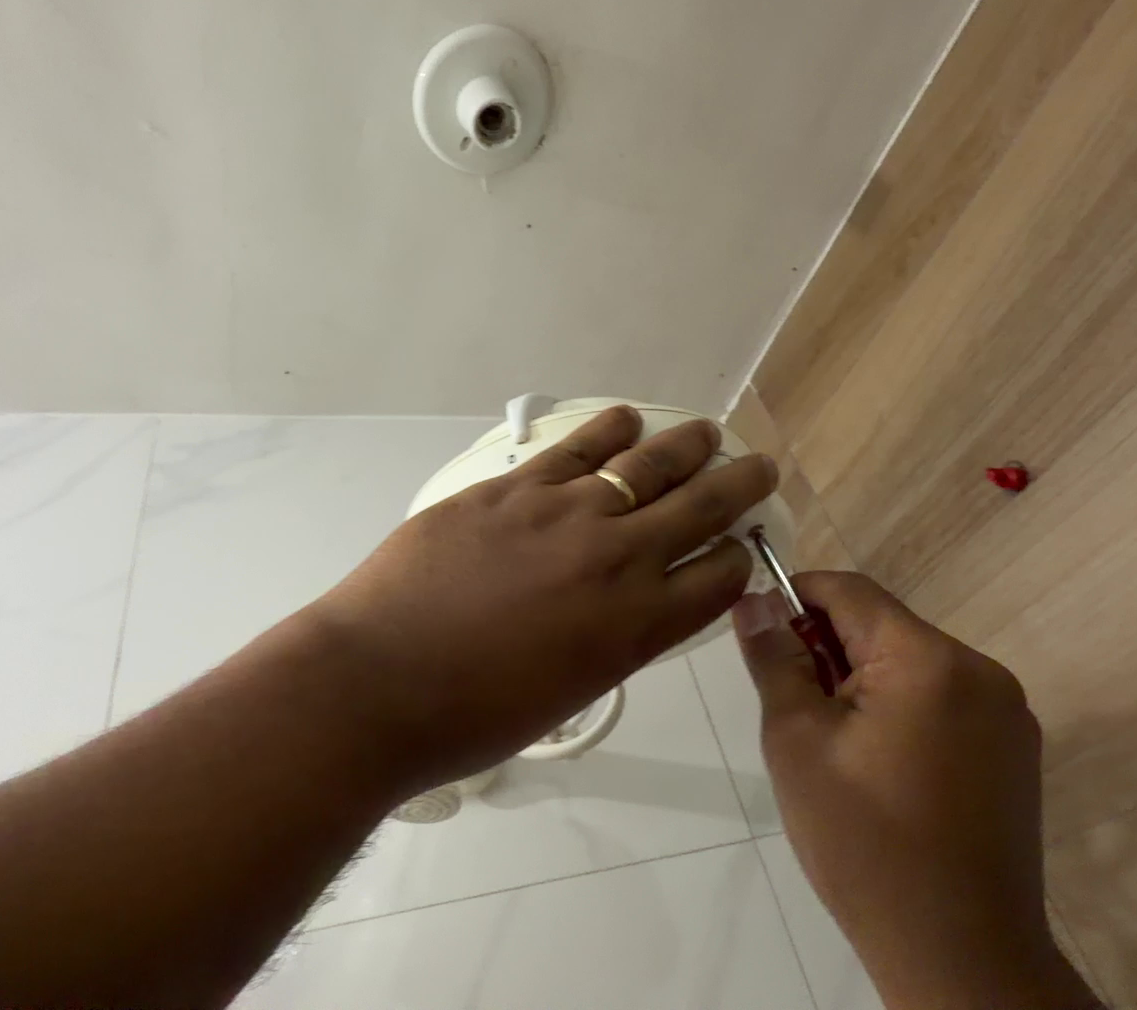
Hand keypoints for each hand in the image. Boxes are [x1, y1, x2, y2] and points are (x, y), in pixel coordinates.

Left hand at [309, 405, 777, 794]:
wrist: (377, 684)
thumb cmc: (470, 716)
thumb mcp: (566, 694)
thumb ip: (608, 645)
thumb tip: (618, 612)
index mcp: (635, 627)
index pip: (716, 580)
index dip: (737, 561)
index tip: (739, 550)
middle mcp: (617, 560)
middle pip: (700, 509)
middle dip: (739, 486)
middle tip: (759, 467)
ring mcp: (564, 514)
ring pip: (645, 466)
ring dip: (685, 447)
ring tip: (706, 432)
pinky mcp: (512, 489)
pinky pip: (575, 450)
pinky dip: (608, 431)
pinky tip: (625, 420)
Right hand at [733, 573, 1101, 1009]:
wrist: (959, 953)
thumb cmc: (863, 842)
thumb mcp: (796, 742)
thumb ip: (774, 660)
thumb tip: (754, 600)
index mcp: (928, 659)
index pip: (850, 590)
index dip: (795, 596)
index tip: (760, 635)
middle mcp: (980, 670)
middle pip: (883, 627)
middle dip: (828, 650)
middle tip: (791, 707)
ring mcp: (1007, 713)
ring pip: (912, 665)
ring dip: (863, 682)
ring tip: (833, 746)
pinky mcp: (1015, 751)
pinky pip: (944, 701)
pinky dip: (902, 711)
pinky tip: (882, 769)